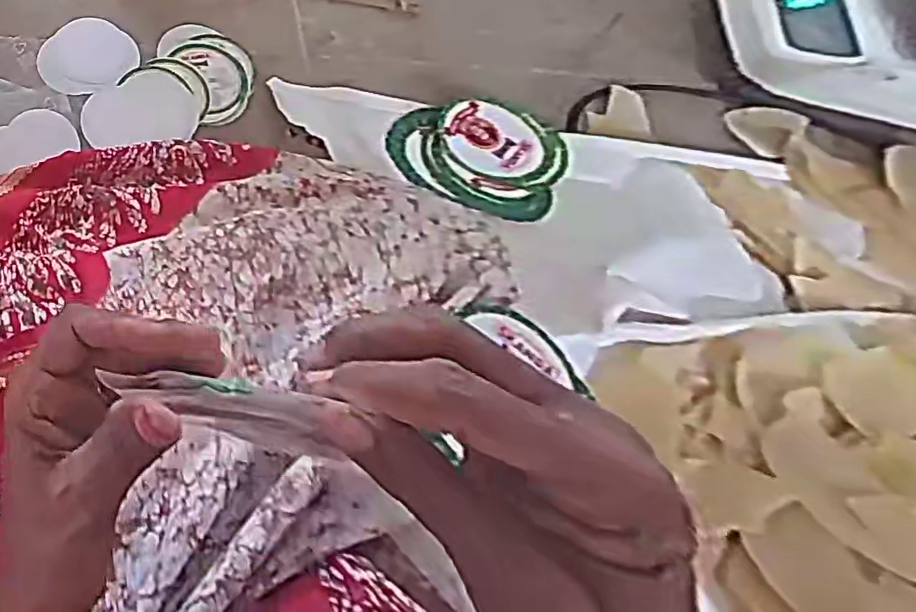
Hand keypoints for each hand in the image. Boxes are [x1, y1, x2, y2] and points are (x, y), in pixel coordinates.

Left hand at [0, 306, 225, 611]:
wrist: (45, 598)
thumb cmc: (46, 552)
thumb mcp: (80, 501)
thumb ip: (118, 450)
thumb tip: (164, 411)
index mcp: (35, 390)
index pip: (74, 332)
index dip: (120, 326)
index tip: (169, 341)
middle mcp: (57, 383)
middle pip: (107, 338)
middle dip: (157, 339)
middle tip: (209, 349)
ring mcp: (82, 398)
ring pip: (128, 358)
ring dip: (171, 356)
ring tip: (215, 362)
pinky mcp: (106, 418)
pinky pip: (140, 386)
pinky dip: (171, 382)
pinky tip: (200, 385)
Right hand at [304, 307, 695, 611]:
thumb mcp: (502, 578)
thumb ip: (419, 485)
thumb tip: (331, 416)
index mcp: (604, 469)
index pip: (473, 398)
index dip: (387, 385)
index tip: (318, 391)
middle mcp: (583, 415)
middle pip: (460, 342)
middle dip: (374, 344)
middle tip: (311, 369)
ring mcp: (555, 402)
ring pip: (450, 337)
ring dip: (378, 344)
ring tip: (322, 369)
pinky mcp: (523, 405)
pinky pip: (451, 363)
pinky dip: (395, 363)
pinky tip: (359, 378)